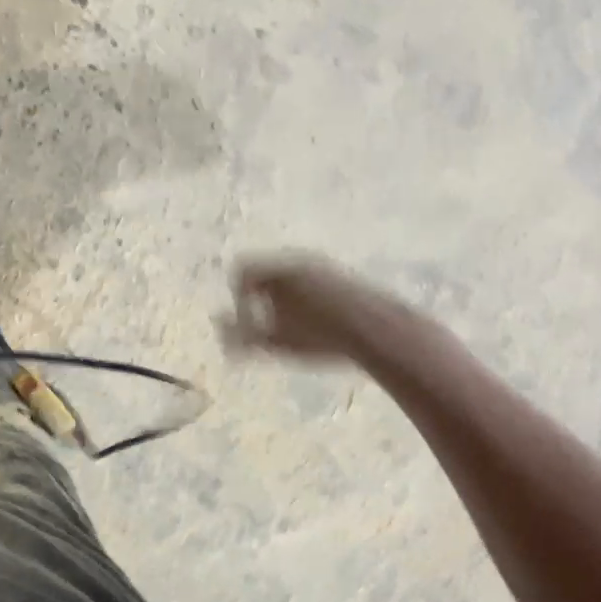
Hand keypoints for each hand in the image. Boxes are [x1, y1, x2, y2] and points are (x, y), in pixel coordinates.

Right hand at [219, 252, 410, 364]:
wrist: (384, 333)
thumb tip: (216, 322)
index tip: (248, 323)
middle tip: (271, 326)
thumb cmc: (320, 336)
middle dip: (265, 300)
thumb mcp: (273, 341)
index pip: (241, 273)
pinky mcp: (349, 278)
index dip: (238, 299)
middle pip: (268, 274)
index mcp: (276, 270)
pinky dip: (312, 302)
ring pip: (293, 280)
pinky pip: (317, 285)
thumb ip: (239, 333)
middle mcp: (298, 260)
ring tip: (300, 329)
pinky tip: (325, 327)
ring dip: (290, 301)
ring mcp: (326, 267)